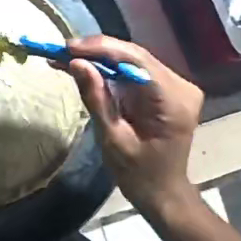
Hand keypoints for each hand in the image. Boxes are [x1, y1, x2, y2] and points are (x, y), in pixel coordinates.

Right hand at [65, 35, 203, 214]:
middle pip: (135, 57)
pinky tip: (84, 65)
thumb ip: (97, 99)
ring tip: (65, 56)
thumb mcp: (113, 140)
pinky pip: (135, 71)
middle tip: (60, 49)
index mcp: (174, 101)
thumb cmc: (140, 175)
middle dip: (97, 51)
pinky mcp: (166, 89)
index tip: (68, 47)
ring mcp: (176, 86)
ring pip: (133, 61)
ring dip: (100, 58)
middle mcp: (181, 87)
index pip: (137, 62)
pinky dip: (109, 69)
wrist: (163, 193)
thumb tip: (76, 63)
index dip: (101, 49)